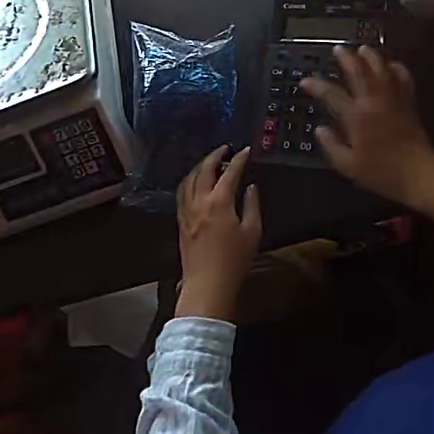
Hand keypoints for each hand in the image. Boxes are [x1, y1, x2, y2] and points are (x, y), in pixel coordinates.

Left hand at [175, 145, 261, 321]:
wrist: (207, 284)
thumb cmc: (234, 260)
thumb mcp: (252, 232)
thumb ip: (252, 205)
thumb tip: (250, 188)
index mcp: (219, 202)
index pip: (230, 173)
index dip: (239, 159)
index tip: (246, 151)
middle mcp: (199, 201)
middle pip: (204, 170)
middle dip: (215, 156)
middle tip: (225, 149)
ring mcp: (186, 210)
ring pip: (190, 179)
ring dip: (200, 167)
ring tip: (210, 162)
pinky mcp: (180, 220)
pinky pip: (182, 192)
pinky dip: (190, 181)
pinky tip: (195, 182)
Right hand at [300, 46, 433, 207]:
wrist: (420, 176)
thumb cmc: (381, 173)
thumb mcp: (347, 165)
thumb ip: (330, 145)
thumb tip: (320, 130)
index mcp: (356, 117)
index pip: (331, 94)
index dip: (316, 85)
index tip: (305, 82)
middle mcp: (374, 102)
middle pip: (360, 71)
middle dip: (347, 58)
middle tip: (338, 49)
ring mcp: (394, 100)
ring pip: (382, 69)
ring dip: (371, 57)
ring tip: (362, 49)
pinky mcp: (409, 104)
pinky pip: (403, 79)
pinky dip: (396, 68)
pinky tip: (391, 65)